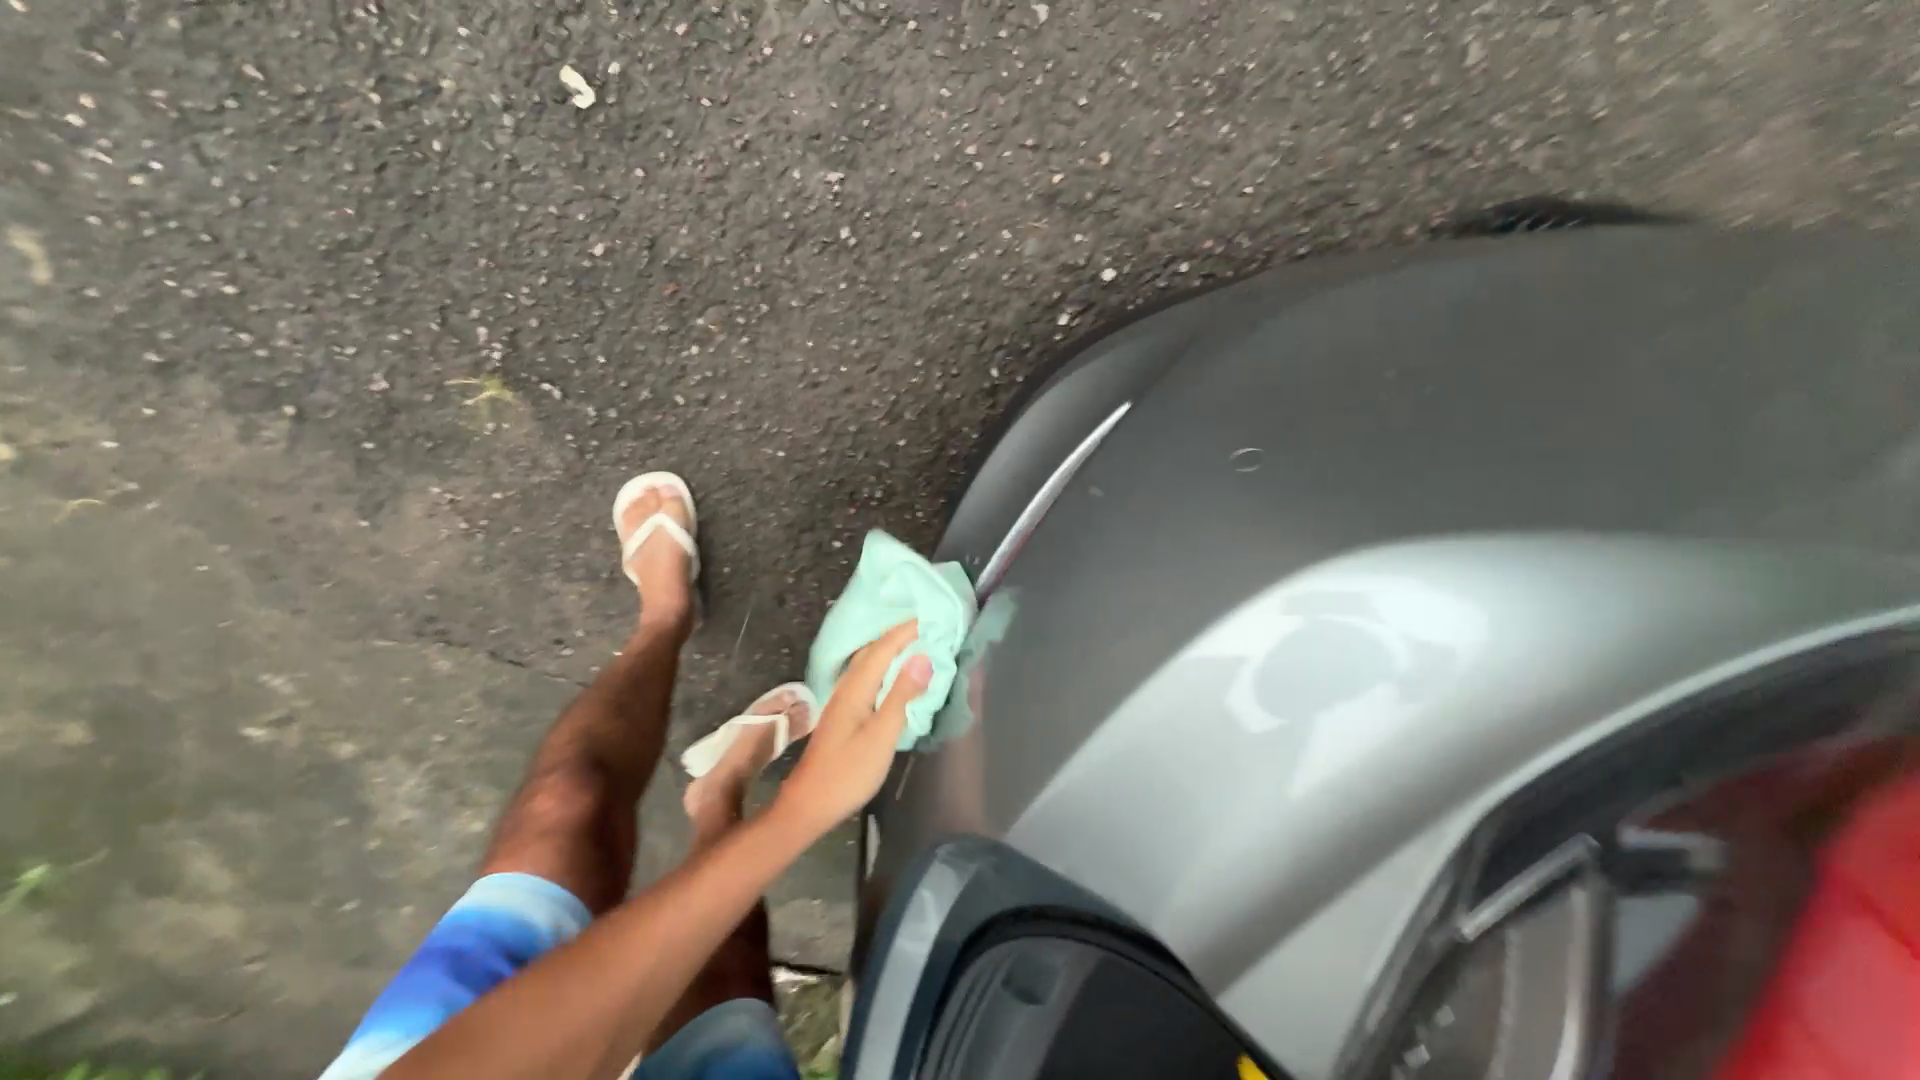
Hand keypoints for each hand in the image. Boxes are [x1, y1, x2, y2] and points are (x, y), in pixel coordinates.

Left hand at [773, 620, 929, 835]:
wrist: (809, 805)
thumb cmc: (848, 773)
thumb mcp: (882, 735)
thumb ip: (902, 696)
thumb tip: (922, 657)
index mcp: (855, 690)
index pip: (881, 649)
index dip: (904, 632)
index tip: (929, 618)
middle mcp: (845, 689)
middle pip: (870, 652)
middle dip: (895, 636)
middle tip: (924, 627)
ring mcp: (840, 704)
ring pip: (865, 665)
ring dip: (888, 651)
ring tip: (912, 646)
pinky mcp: (841, 717)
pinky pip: (864, 679)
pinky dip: (882, 669)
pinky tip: (890, 679)